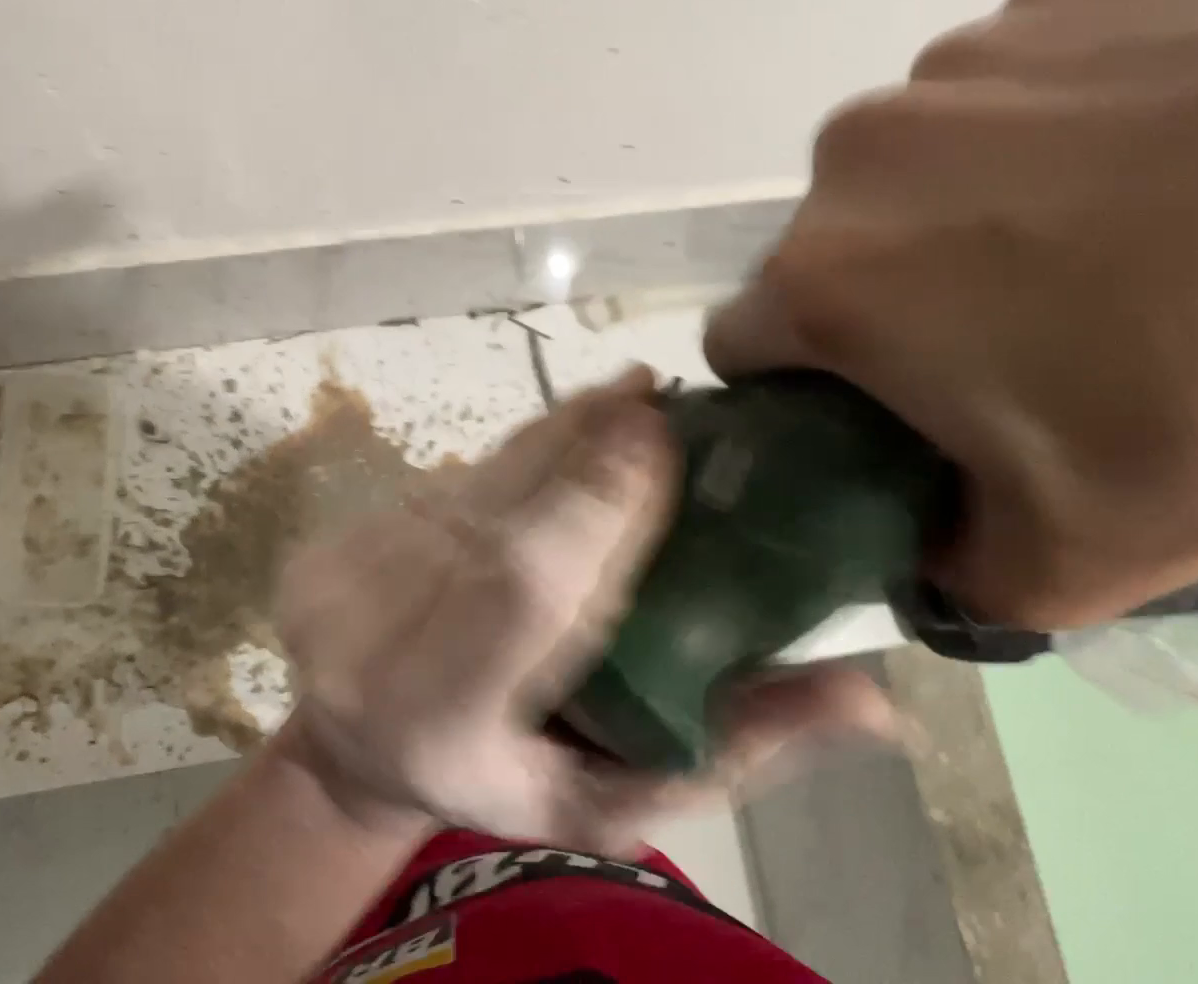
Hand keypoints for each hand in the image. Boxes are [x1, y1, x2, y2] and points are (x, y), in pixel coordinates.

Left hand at [272, 369, 894, 852]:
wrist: (357, 746)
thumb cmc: (497, 785)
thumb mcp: (610, 803)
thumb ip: (726, 754)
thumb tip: (870, 698)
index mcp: (443, 715)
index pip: (523, 587)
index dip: (594, 504)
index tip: (658, 428)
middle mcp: (375, 637)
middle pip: (493, 515)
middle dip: (577, 448)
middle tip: (649, 395)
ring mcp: (341, 581)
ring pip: (466, 487)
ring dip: (545, 440)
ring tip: (616, 403)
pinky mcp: (328, 547)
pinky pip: (437, 487)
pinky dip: (502, 462)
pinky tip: (552, 443)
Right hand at [706, 0, 1197, 629]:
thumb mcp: (1082, 553)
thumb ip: (948, 577)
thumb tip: (911, 557)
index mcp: (821, 283)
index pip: (737, 346)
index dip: (795, 388)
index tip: (875, 409)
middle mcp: (851, 159)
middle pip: (822, 254)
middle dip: (881, 300)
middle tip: (1014, 338)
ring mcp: (958, 62)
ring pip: (905, 166)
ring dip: (955, 208)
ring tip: (1102, 234)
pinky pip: (1002, 82)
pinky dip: (1043, 123)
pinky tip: (1152, 150)